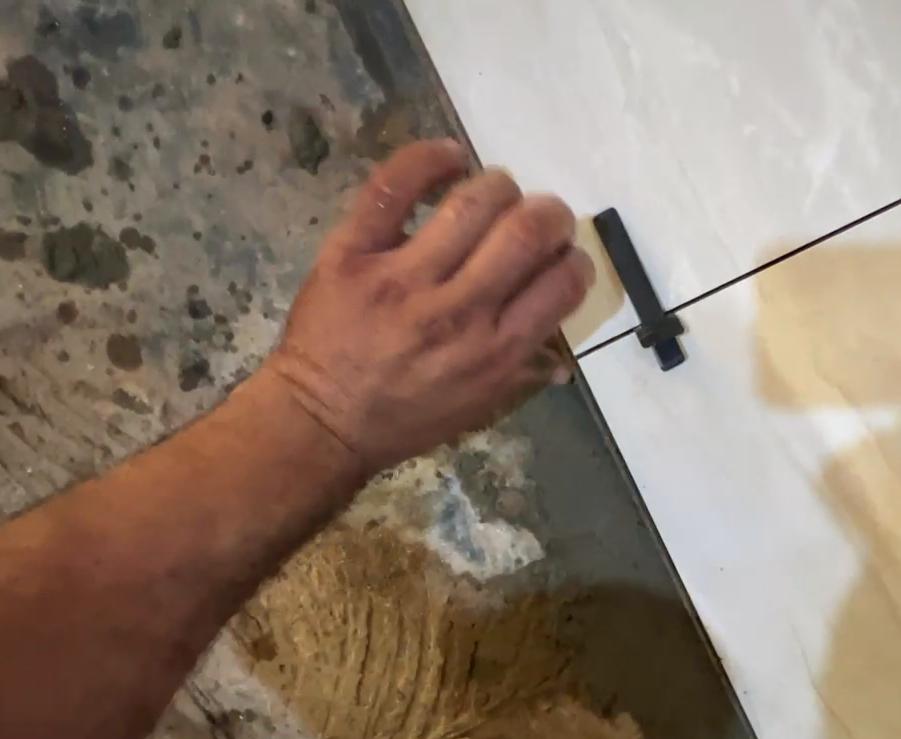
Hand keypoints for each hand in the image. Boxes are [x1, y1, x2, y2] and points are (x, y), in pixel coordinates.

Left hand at [262, 140, 591, 475]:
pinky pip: (394, 186)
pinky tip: (450, 156)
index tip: (567, 257)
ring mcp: (405, 277)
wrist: (323, 420)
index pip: (561, 286)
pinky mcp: (355, 251)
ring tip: (500, 191)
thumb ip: (521, 375)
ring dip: (501, 186)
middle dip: (550, 214)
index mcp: (496, 351)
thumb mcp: (476, 408)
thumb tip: (562, 362)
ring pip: (472, 203)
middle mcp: (460, 310)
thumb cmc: (407, 419)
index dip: (576, 261)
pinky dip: (428, 159)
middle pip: (526, 233)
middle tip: (544, 217)